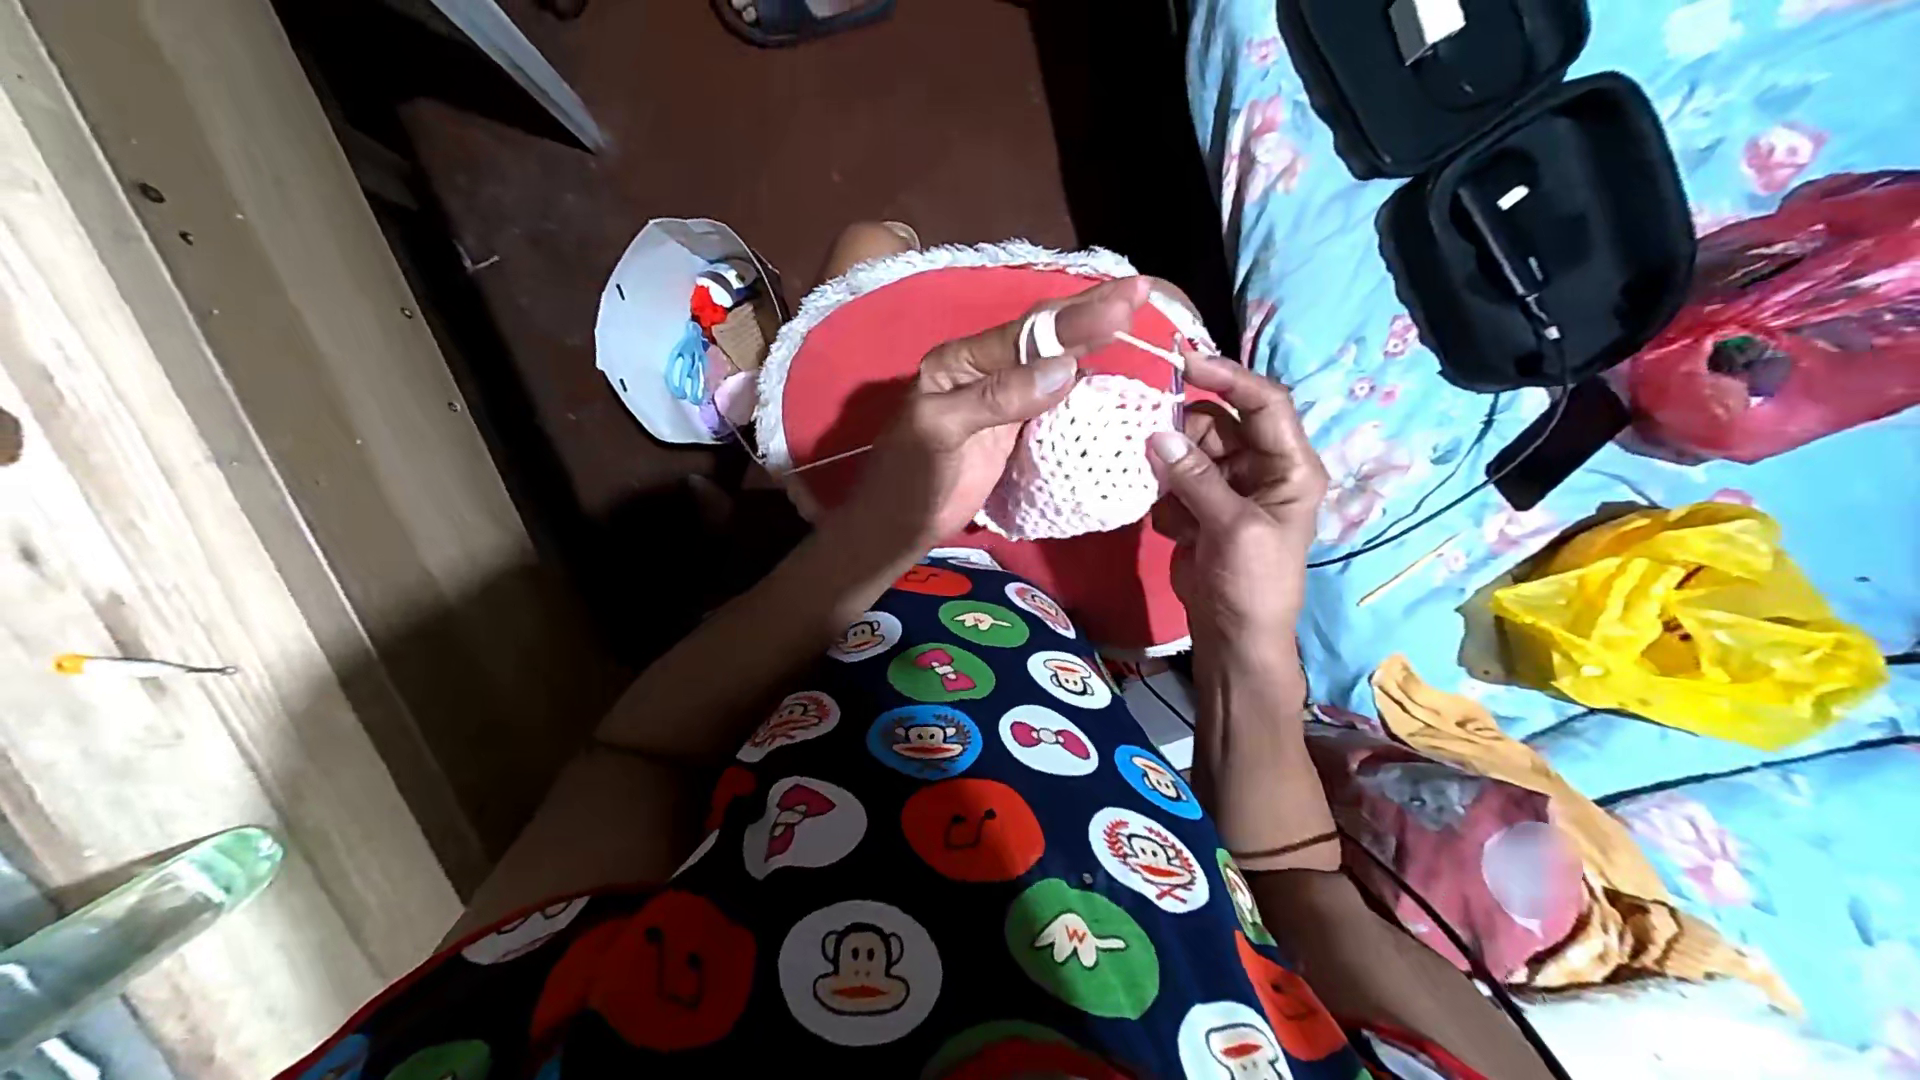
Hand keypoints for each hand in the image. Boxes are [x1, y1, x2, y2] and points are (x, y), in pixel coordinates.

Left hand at [831, 276, 1152, 559]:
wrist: (898, 526)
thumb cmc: (908, 477)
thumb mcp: (940, 430)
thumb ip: (997, 397)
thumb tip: (1065, 369)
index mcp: (962, 360)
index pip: (1026, 333)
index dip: (1076, 317)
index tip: (1126, 301)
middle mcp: (988, 371)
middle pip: (1046, 338)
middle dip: (1094, 316)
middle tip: (1145, 293)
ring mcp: (1007, 401)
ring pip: (1057, 366)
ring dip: (1097, 347)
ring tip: (1141, 321)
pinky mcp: (1019, 431)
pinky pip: (1059, 403)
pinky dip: (1089, 389)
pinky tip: (1116, 376)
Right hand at [1146, 350, 1327, 653]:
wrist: (1233, 634)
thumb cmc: (1254, 582)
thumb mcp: (1233, 528)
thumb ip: (1197, 479)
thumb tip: (1157, 434)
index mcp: (1289, 466)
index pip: (1265, 403)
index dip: (1229, 378)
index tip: (1184, 362)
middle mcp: (1258, 466)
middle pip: (1218, 422)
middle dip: (1184, 424)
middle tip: (1143, 422)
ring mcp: (1223, 485)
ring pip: (1188, 449)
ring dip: (1167, 461)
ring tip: (1152, 480)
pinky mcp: (1196, 505)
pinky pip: (1171, 479)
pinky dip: (1161, 492)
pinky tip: (1169, 522)